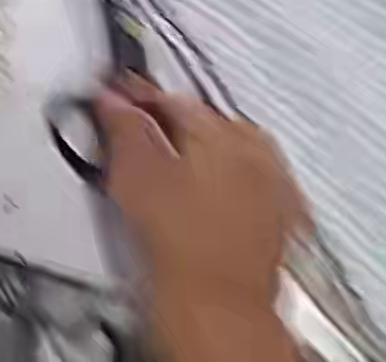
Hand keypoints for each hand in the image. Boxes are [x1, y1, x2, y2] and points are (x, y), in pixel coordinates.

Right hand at [99, 77, 303, 361]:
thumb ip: (120, 124)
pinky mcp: (278, 221)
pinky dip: (221, 169)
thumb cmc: (178, 234)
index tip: (107, 92)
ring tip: (160, 145)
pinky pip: (250, 177)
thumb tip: (110, 100)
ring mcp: (275, 193)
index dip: (130, 91)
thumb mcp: (129, 163)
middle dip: (170, 113)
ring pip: (233, 146)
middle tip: (132, 115)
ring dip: (196, 139)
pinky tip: (197, 179)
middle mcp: (259, 159)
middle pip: (209, 117)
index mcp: (224, 136)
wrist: (210, 293)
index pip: (169, 95)